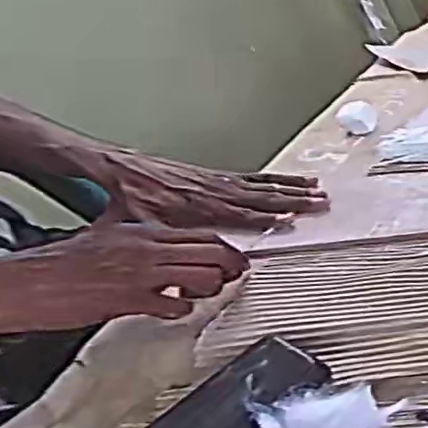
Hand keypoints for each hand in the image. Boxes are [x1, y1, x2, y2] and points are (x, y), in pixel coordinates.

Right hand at [0, 220, 247, 340]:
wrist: (0, 288)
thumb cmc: (48, 268)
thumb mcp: (103, 242)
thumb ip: (143, 244)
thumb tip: (180, 251)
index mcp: (138, 233)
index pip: (206, 236)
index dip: (228, 251)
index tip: (231, 262)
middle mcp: (143, 249)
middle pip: (217, 254)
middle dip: (232, 268)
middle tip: (228, 279)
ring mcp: (137, 274)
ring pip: (207, 277)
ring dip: (211, 290)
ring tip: (194, 295)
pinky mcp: (126, 299)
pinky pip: (178, 306)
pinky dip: (181, 311)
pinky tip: (168, 310)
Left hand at [91, 149, 325, 230]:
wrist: (106, 166)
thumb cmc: (122, 196)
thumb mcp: (139, 225)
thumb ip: (169, 242)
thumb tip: (183, 261)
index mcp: (202, 207)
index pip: (244, 214)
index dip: (268, 218)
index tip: (292, 220)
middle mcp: (216, 192)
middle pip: (265, 197)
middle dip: (295, 201)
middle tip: (321, 204)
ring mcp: (220, 182)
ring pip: (266, 186)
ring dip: (295, 189)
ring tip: (319, 191)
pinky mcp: (220, 175)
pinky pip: (258, 177)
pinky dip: (281, 179)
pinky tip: (297, 180)